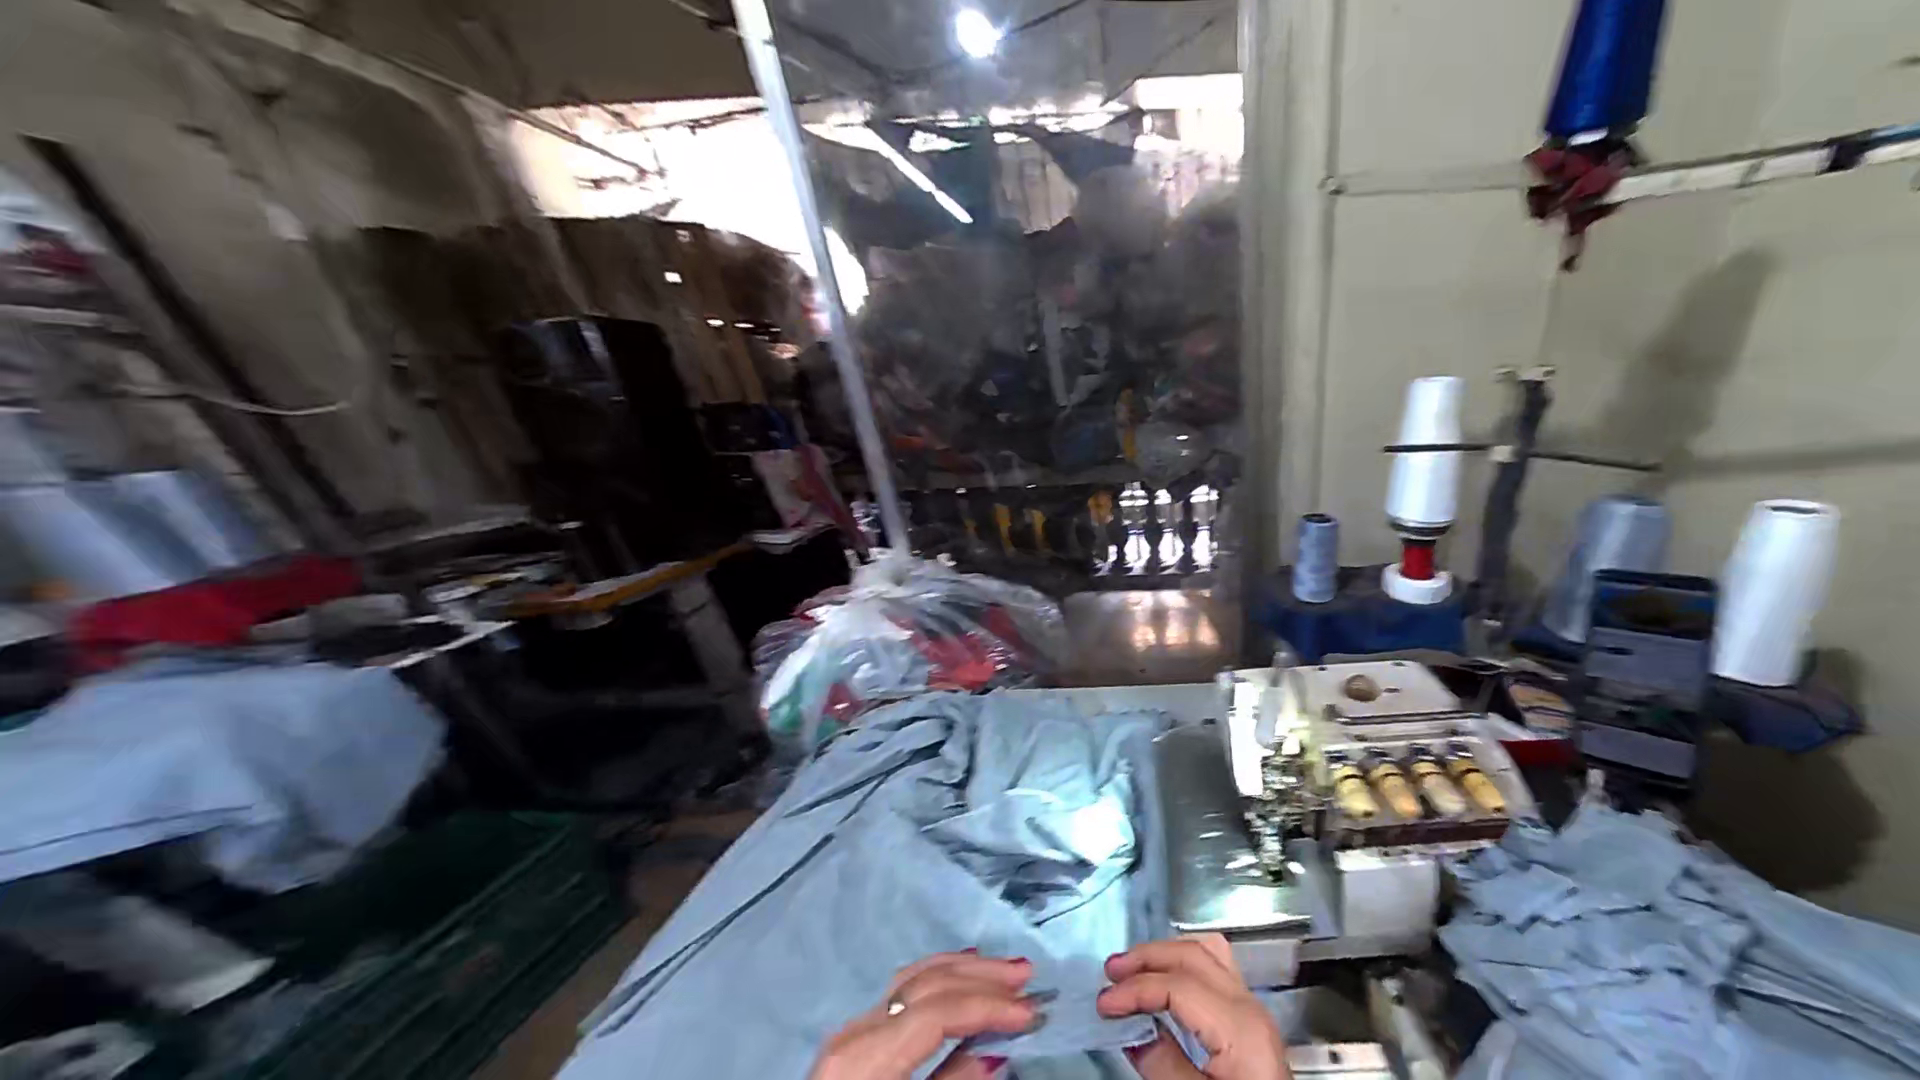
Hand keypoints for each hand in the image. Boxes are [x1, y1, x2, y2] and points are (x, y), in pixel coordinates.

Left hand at [809, 952, 1036, 1079]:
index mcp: (864, 1059)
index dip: (985, 1006)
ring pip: (912, 980)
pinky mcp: (853, 1038)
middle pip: (924, 986)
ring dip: (962, 971)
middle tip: (1025, 975)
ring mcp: (850, 1030)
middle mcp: (854, 1031)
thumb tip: (992, 1055)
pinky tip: (957, 972)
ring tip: (1004, 969)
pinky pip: (901, 993)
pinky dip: (936, 978)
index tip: (1029, 1012)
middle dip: (978, 977)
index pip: (934, 1012)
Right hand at [1097, 935, 1289, 1079]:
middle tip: (1110, 973)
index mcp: (1240, 1030)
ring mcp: (1253, 1010)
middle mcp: (1249, 1007)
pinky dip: (1182, 962)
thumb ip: (1164, 1067)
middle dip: (1146, 959)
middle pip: (1192, 957)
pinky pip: (1215, 966)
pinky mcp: (1250, 1019)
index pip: (1177, 987)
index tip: (1103, 1005)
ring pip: (1205, 952)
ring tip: (1131, 969)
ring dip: (1163, 954)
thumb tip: (1131, 1031)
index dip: (1135, 990)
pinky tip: (1163, 976)